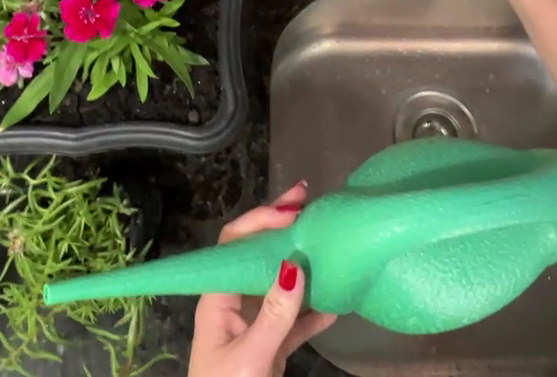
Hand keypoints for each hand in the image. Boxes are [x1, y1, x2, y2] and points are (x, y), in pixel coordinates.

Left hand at [188, 182, 336, 376]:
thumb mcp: (250, 358)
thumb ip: (274, 314)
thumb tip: (295, 264)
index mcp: (218, 298)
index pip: (235, 242)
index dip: (260, 220)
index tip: (292, 210)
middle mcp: (234, 304)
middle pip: (257, 254)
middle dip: (282, 227)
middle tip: (310, 199)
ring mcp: (253, 326)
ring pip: (279, 282)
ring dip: (303, 262)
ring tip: (329, 238)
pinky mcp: (270, 349)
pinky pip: (295, 318)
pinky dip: (315, 308)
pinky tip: (338, 300)